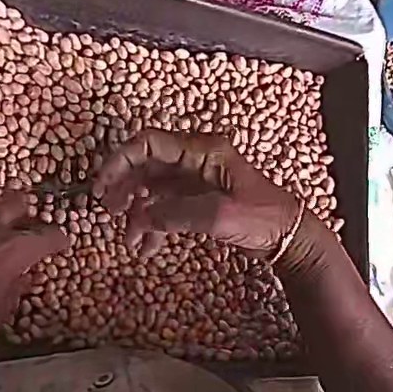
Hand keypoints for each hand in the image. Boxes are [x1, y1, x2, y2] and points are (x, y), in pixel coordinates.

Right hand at [92, 131, 303, 260]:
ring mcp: (198, 181)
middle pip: (147, 165)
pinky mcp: (200, 201)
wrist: (289, 238)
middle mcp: (197, 161)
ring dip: (138, 214)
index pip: (150, 143)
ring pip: (154, 190)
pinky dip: (154, 225)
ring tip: (130, 241)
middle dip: (125, 188)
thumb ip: (178, 214)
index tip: (103, 187)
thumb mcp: (220, 215)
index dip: (121, 161)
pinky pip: (167, 208)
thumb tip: (141, 218)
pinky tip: (147, 247)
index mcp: (204, 151)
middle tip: (110, 212)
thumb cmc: (263, 218)